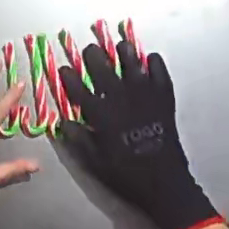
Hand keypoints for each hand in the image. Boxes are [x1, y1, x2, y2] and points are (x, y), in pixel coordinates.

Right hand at [58, 39, 218, 228]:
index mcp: (101, 116)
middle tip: (90, 49)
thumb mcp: (94, 162)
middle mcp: (120, 100)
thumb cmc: (125, 175)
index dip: (69, 77)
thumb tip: (64, 122)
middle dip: (94, 57)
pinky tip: (150, 58)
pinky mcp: (164, 101)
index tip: (64, 69)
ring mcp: (144, 97)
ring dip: (124, 53)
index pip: (78, 89)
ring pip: (132, 66)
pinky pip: (160, 75)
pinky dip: (155, 64)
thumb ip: (79, 139)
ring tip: (120, 45)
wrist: (164, 183)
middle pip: (104, 70)